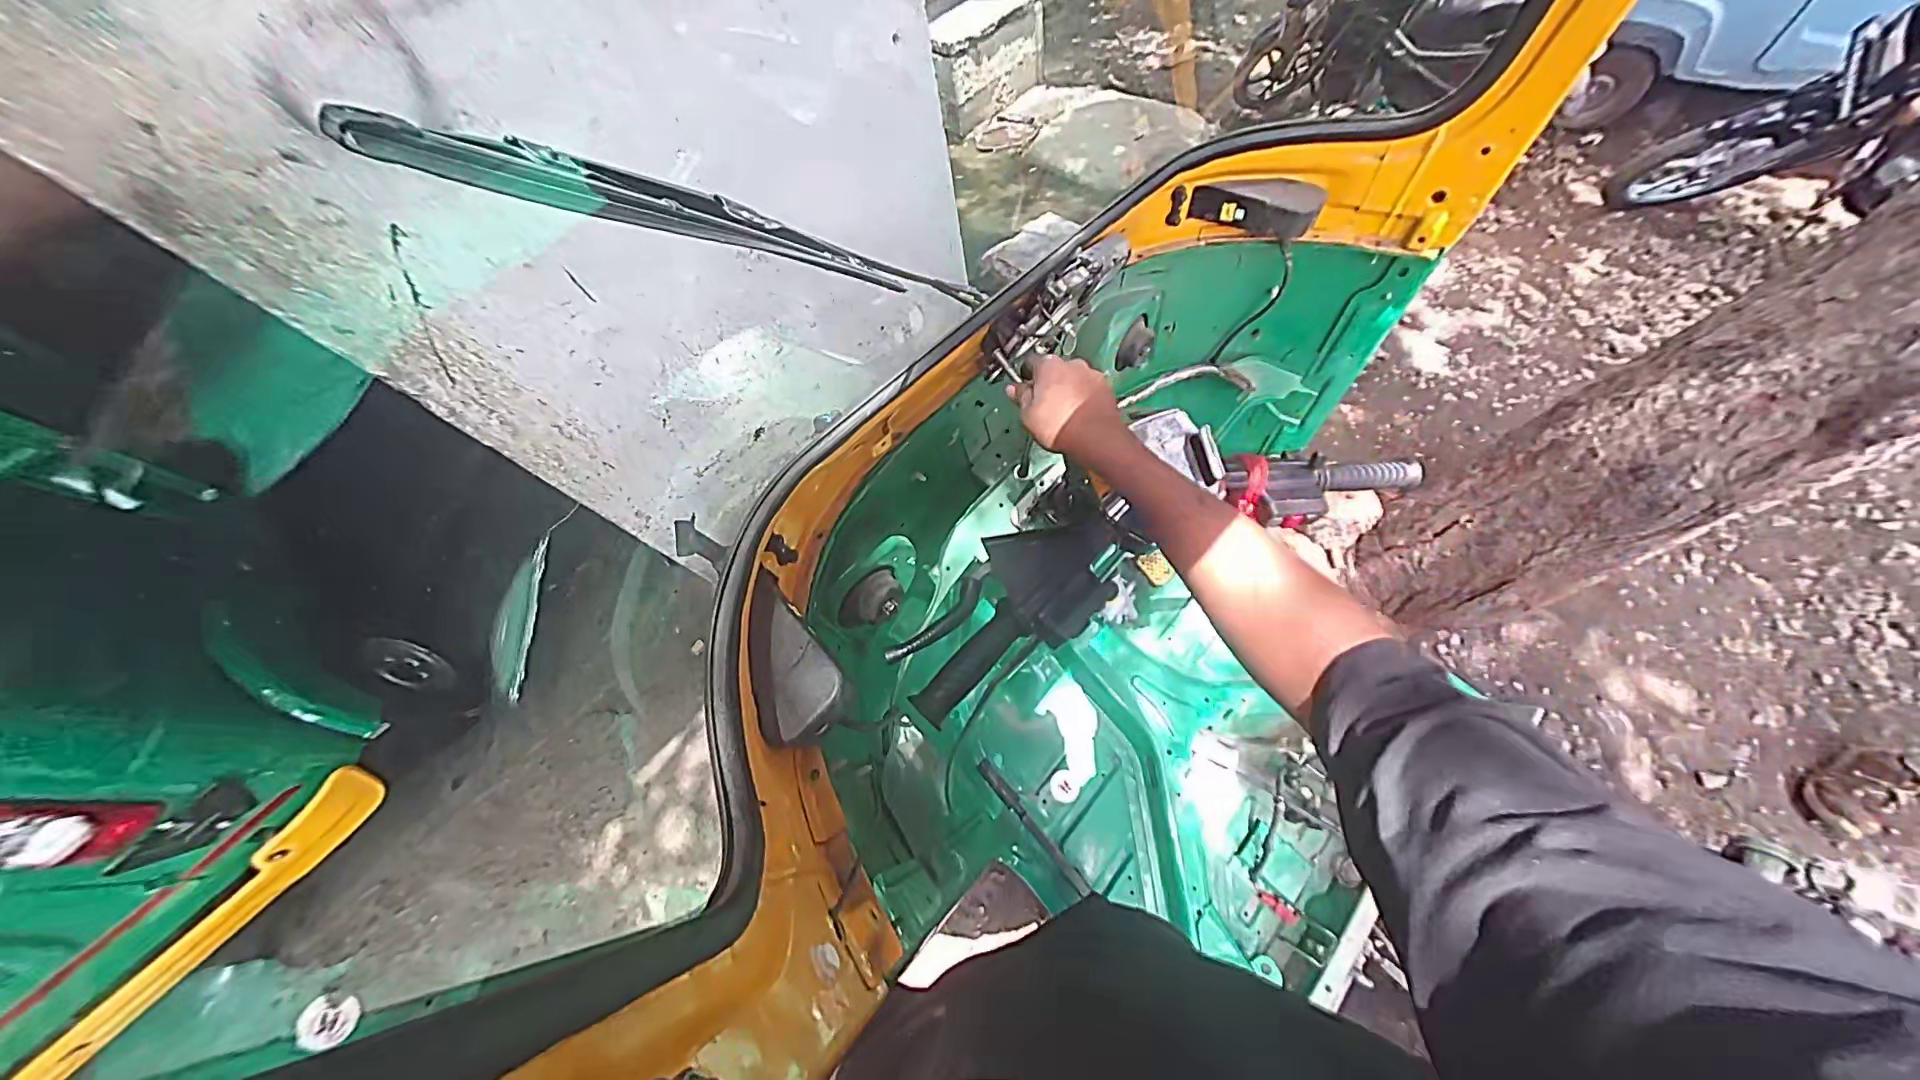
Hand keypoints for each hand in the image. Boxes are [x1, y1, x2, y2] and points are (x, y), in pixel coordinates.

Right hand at [1007, 354, 1125, 459]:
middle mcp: (1071, 364)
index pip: (1031, 363)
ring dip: (1069, 390)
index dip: (1026, 377)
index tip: (1024, 389)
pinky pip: (1090, 389)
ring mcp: (1091, 374)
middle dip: (1050, 384)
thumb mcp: (1028, 415)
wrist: (1094, 437)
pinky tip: (1079, 415)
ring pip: (1075, 378)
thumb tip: (1015, 390)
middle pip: (1055, 370)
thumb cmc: (1061, 425)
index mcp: (1048, 365)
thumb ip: (1021, 397)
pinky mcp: (1106, 388)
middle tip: (1044, 405)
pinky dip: (1085, 398)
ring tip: (1064, 413)